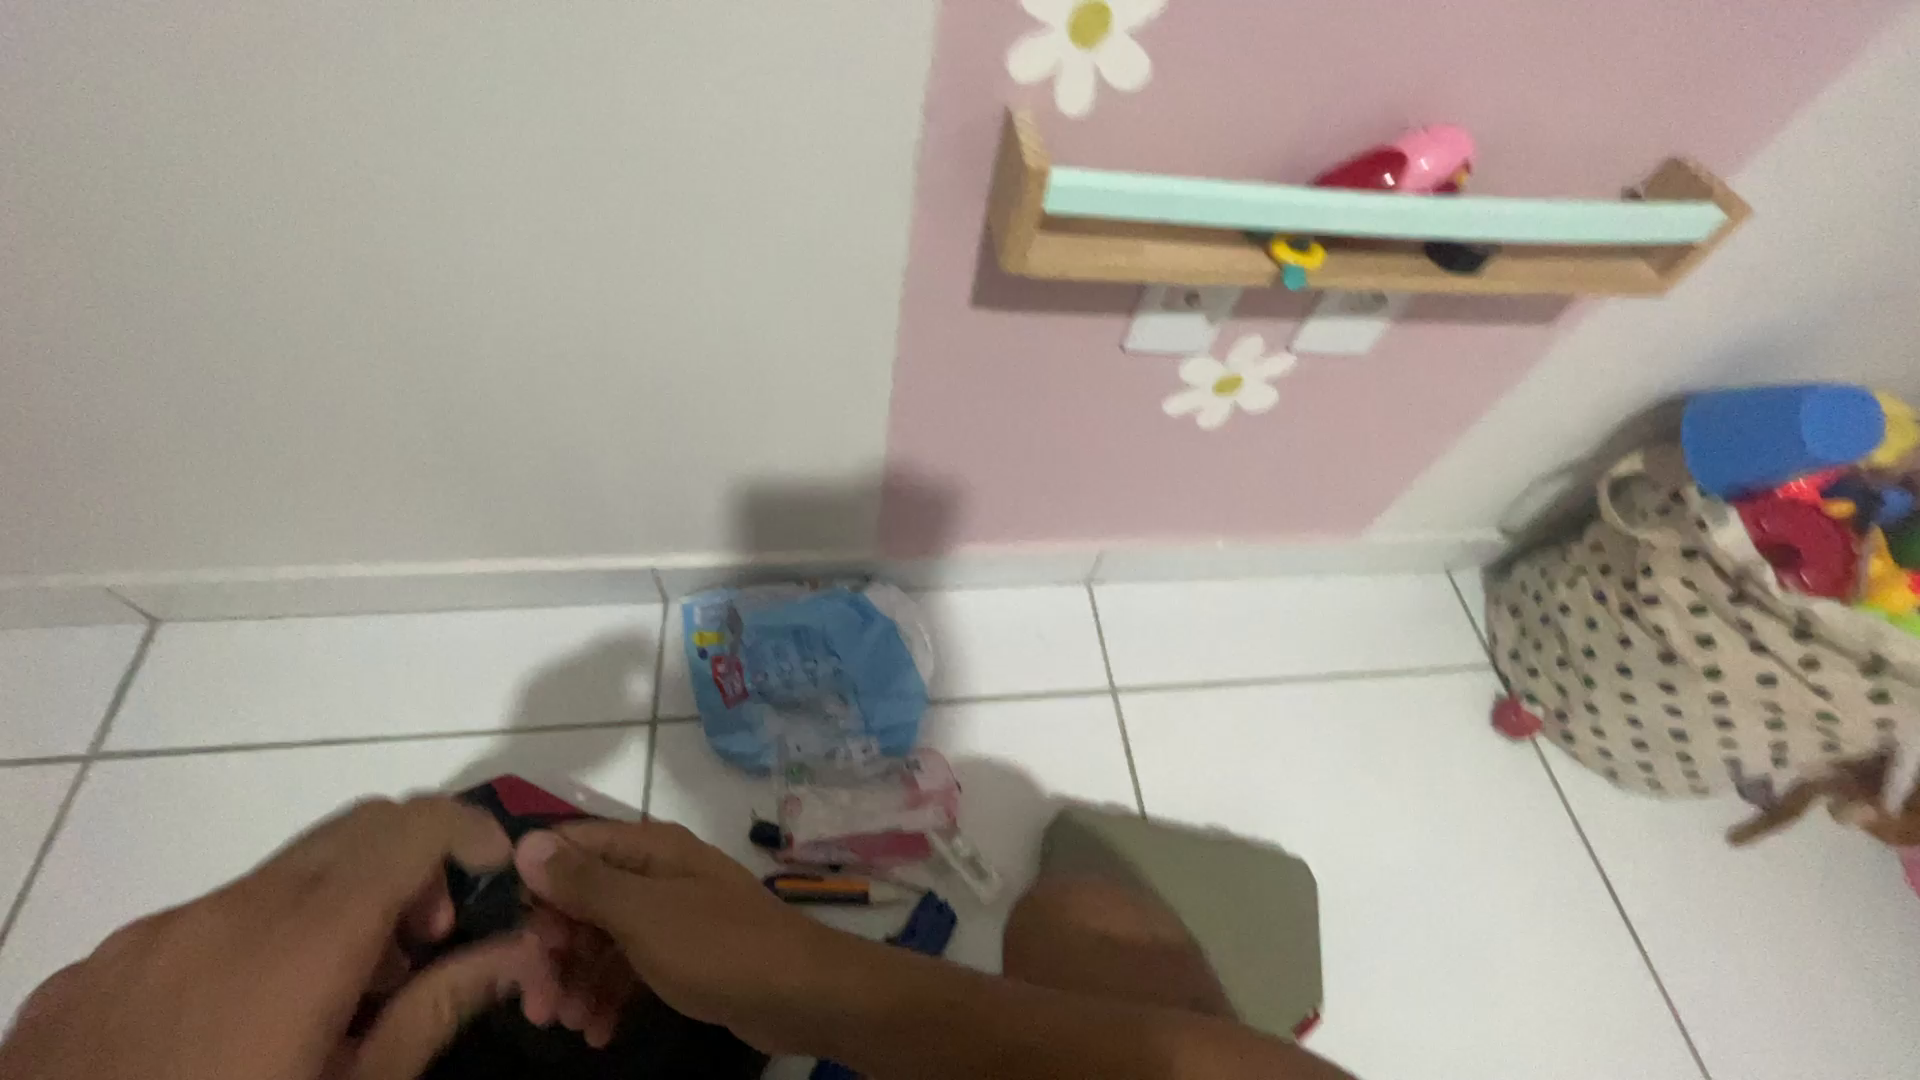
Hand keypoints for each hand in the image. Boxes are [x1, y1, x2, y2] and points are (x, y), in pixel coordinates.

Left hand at [0, 796, 562, 1079]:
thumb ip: (444, 1004)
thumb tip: (524, 947)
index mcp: (300, 941)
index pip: (414, 825)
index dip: (473, 831)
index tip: (496, 878)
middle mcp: (224, 913)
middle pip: (359, 829)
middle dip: (416, 864)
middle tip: (425, 943)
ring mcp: (143, 940)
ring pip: (283, 873)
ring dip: (339, 903)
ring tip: (332, 995)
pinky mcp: (83, 974)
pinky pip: (203, 921)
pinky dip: (258, 940)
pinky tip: (236, 1027)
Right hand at [514, 820, 862, 1054]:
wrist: (798, 991)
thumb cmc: (718, 946)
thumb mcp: (644, 914)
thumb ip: (586, 881)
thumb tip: (526, 842)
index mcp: (650, 848)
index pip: (572, 849)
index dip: (536, 891)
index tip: (515, 944)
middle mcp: (658, 872)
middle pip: (582, 900)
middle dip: (553, 951)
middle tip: (535, 1006)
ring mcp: (672, 912)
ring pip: (602, 938)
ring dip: (577, 980)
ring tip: (566, 1026)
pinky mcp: (682, 952)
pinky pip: (628, 967)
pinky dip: (608, 995)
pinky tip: (598, 1033)